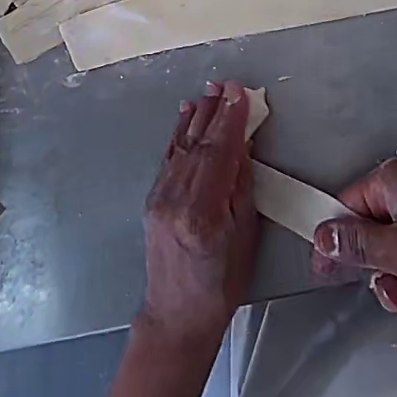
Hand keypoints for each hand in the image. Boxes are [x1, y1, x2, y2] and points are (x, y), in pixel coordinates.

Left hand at [137, 81, 261, 343]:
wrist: (177, 312)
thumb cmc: (222, 281)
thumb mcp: (244, 234)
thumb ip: (241, 186)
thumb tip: (242, 145)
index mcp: (202, 211)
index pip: (219, 153)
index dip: (231, 120)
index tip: (241, 93)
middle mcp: (175, 199)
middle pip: (199, 144)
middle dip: (215, 110)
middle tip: (227, 83)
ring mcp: (159, 197)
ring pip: (181, 146)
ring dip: (197, 115)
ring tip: (210, 90)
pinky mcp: (151, 197)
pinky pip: (169, 157)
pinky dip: (179, 132)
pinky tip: (186, 113)